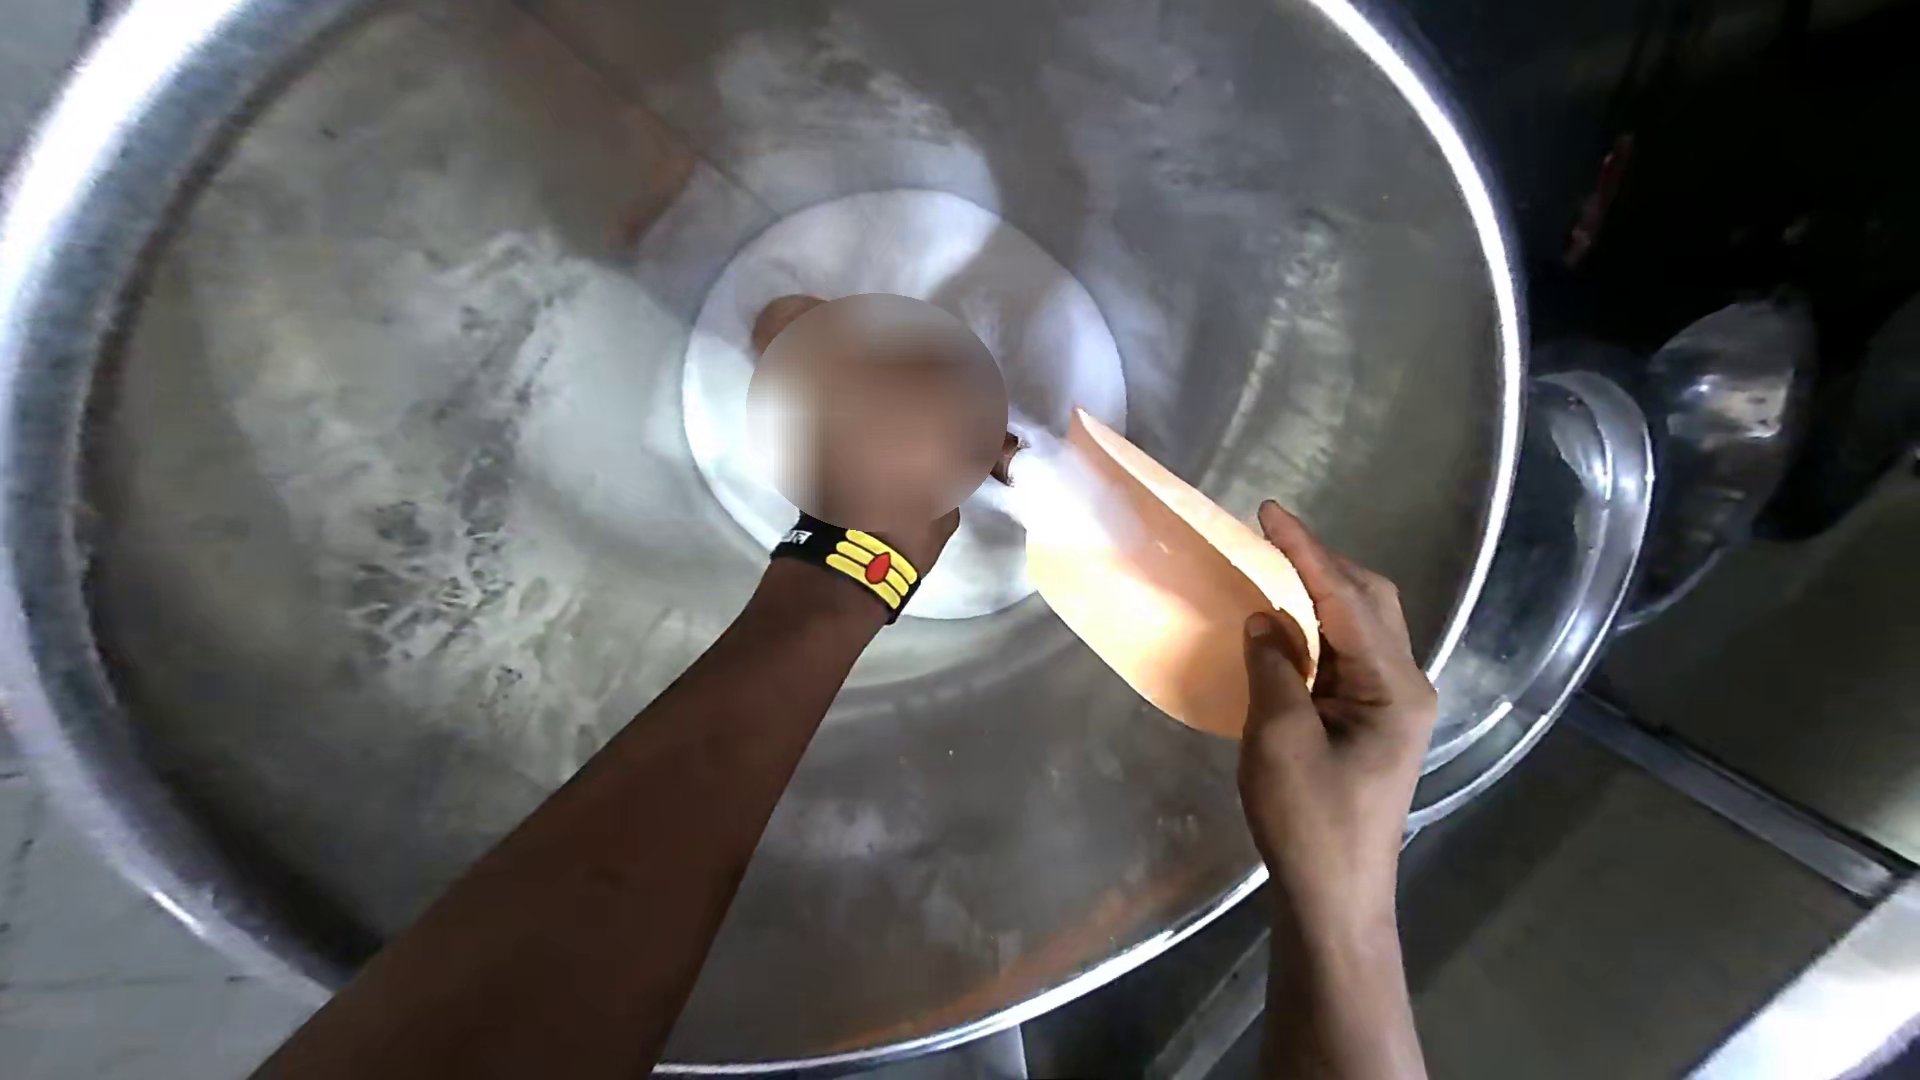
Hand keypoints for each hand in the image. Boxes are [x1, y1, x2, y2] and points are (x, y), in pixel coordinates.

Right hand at [1238, 501, 1437, 936]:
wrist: (1333, 893)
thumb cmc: (1307, 818)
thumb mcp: (1277, 736)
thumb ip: (1272, 667)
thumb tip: (1263, 617)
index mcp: (1391, 687)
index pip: (1344, 598)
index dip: (1304, 550)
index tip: (1269, 512)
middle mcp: (1402, 685)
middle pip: (1369, 600)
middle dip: (1322, 561)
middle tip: (1271, 536)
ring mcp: (1389, 704)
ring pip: (1360, 624)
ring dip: (1319, 590)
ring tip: (1275, 566)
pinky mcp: (1369, 719)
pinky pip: (1344, 652)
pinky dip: (1315, 626)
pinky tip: (1286, 624)